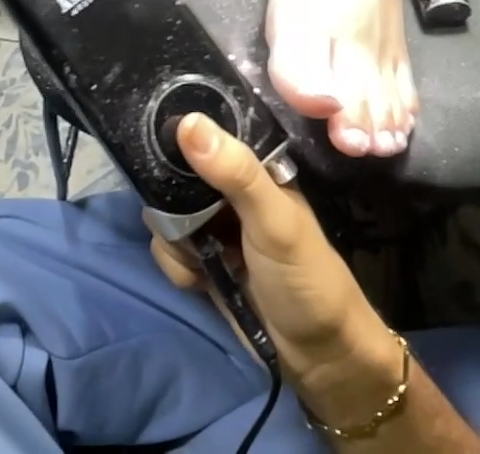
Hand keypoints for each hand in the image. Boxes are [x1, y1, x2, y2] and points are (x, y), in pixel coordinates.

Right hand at [148, 114, 398, 415]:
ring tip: (201, 260)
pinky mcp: (200, 258)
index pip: (205, 133)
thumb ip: (236, 173)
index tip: (161, 155)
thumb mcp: (274, 221)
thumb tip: (188, 122)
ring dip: (175, 241)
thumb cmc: (305, 278)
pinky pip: (166, 248)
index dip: (179, 139)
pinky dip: (175, 265)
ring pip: (165, 214)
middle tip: (193, 227)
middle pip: (175, 175)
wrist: (318, 356)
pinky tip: (198, 280)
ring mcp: (213, 225)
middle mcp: (229, 189)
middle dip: (172, 204)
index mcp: (253, 167)